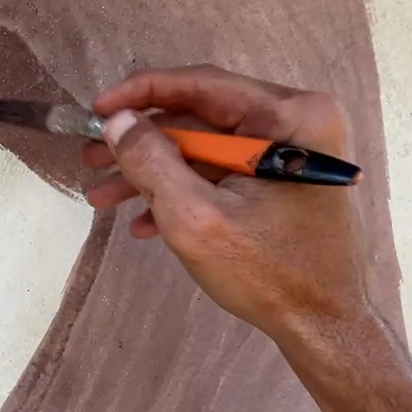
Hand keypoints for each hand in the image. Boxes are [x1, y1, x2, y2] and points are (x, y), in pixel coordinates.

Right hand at [85, 65, 379, 357]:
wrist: (321, 327)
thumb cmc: (266, 273)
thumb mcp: (195, 216)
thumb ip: (151, 162)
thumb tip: (117, 122)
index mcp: (288, 116)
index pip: (201, 85)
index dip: (140, 94)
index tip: (96, 111)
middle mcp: (294, 123)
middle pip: (198, 120)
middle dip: (139, 145)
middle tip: (90, 159)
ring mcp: (288, 156)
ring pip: (203, 152)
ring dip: (152, 175)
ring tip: (101, 197)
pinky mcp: (279, 185)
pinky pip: (220, 176)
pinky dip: (181, 195)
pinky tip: (142, 224)